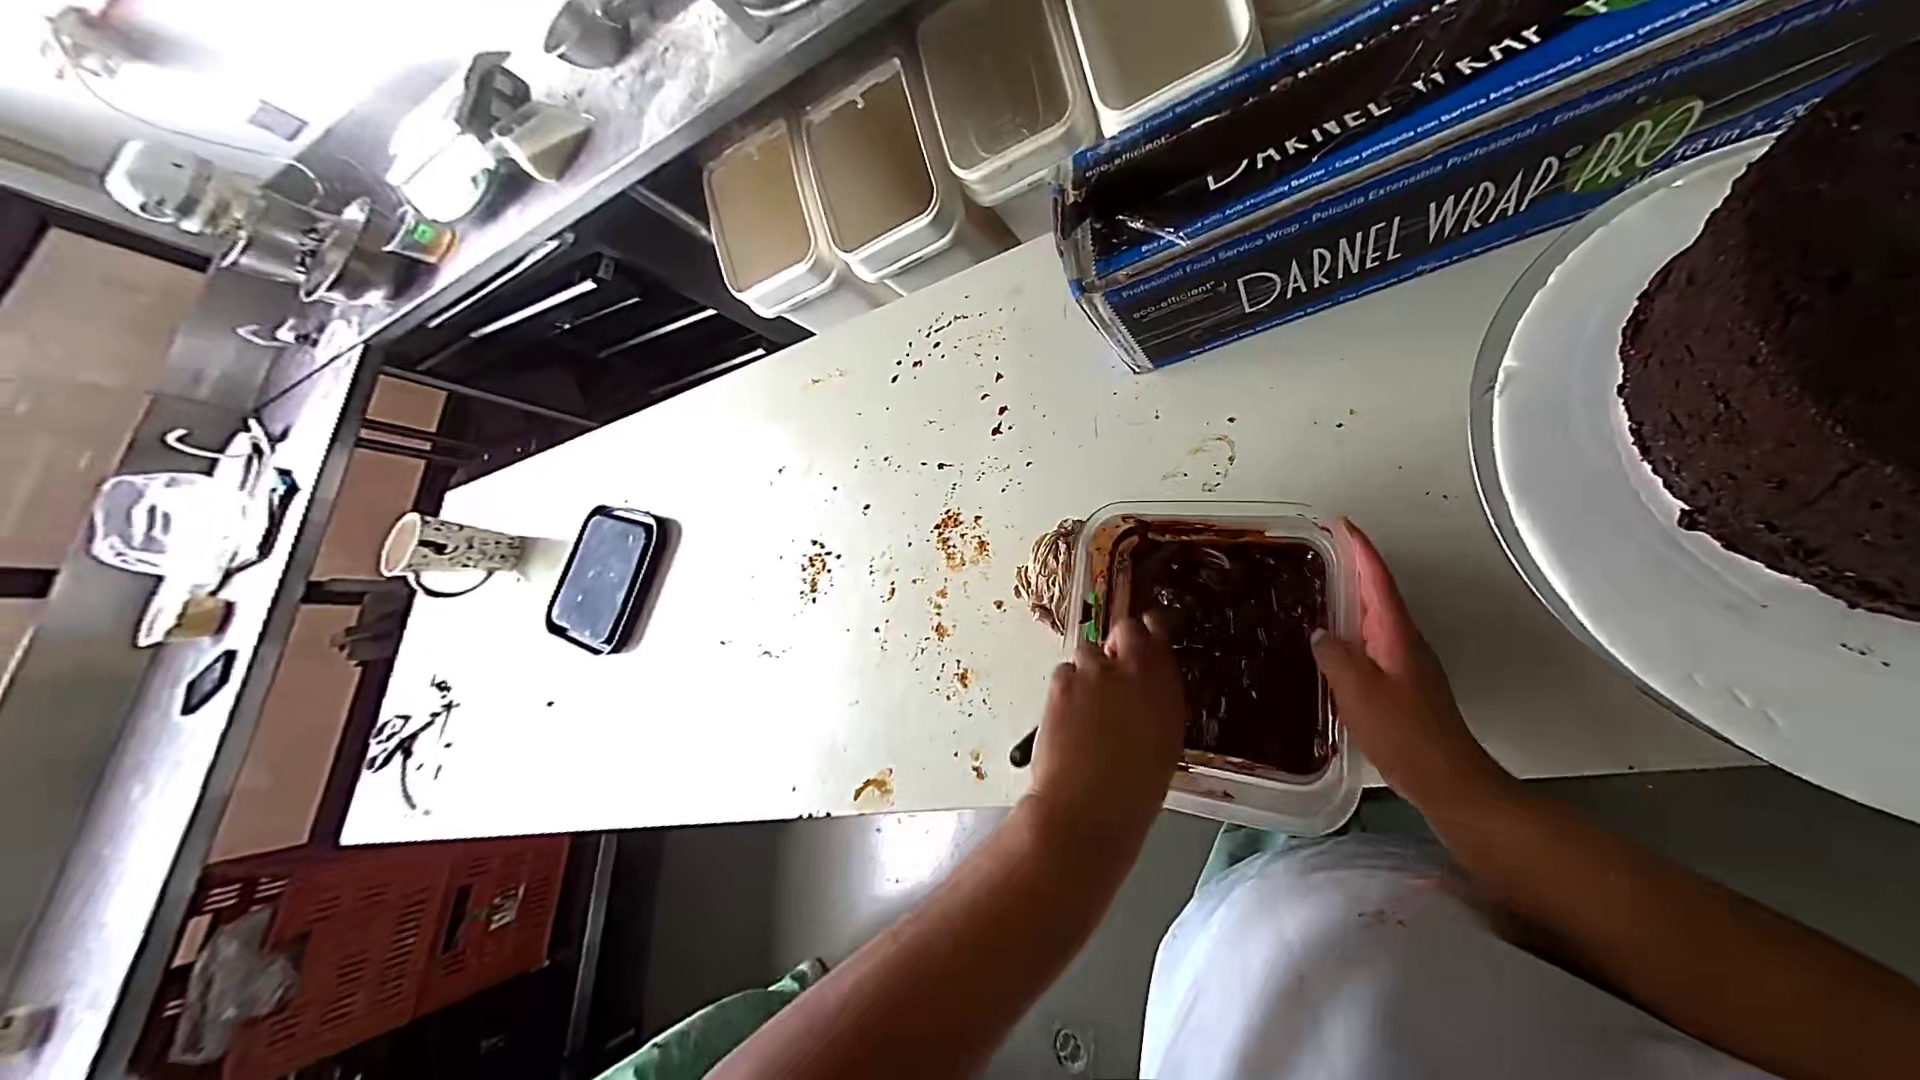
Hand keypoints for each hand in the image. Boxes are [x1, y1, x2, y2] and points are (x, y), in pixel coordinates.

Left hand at [1026, 617, 1186, 851]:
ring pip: (1087, 652)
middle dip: (1117, 642)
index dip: (1150, 629)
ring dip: (1087, 670)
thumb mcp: (1164, 740)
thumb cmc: (1134, 790)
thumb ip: (1156, 702)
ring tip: (1085, 708)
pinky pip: (1063, 672)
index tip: (1146, 632)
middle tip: (1109, 668)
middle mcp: (1133, 670)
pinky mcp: (1062, 682)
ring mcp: (1095, 673)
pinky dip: (1064, 688)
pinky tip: (1067, 717)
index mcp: (1165, 685)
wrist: (1089, 807)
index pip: (1159, 632)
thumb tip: (1145, 691)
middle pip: (1124, 628)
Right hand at [1310, 519, 1515, 815]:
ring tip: (1321, 585)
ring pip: (1375, 616)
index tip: (1342, 524)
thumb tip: (1320, 633)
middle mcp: (1404, 640)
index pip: (1378, 580)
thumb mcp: (1357, 690)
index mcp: (1396, 634)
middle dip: (1355, 565)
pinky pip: (1371, 639)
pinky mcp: (1400, 681)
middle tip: (1324, 549)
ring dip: (1352, 595)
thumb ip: (1334, 655)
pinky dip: (1352, 625)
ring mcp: (1405, 661)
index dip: (1361, 550)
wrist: (1446, 778)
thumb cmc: (1404, 734)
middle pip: (1379, 592)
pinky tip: (1332, 636)